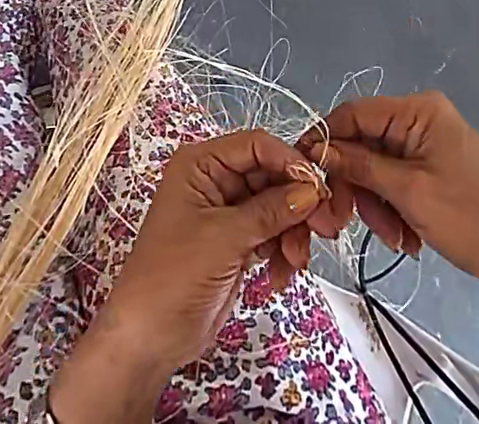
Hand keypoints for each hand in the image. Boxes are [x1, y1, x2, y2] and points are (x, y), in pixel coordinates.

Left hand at [49, 130, 323, 422]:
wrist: (152, 332)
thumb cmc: (174, 273)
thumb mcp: (224, 237)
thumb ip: (269, 211)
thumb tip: (310, 190)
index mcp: (200, 163)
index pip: (255, 146)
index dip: (290, 162)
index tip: (320, 189)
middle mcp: (213, 180)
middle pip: (271, 176)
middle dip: (298, 203)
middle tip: (325, 230)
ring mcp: (225, 212)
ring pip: (277, 206)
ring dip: (293, 233)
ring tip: (293, 262)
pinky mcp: (236, 241)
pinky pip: (272, 233)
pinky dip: (283, 251)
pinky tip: (279, 276)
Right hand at [300, 92, 478, 296]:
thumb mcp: (409, 194)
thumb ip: (358, 166)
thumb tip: (315, 150)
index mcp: (418, 111)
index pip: (352, 114)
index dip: (325, 141)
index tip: (305, 172)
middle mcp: (422, 119)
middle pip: (363, 143)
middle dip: (357, 184)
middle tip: (347, 221)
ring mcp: (430, 143)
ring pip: (376, 166)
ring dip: (376, 203)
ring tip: (396, 239)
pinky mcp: (437, 167)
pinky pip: (397, 179)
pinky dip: (394, 207)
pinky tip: (407, 237)